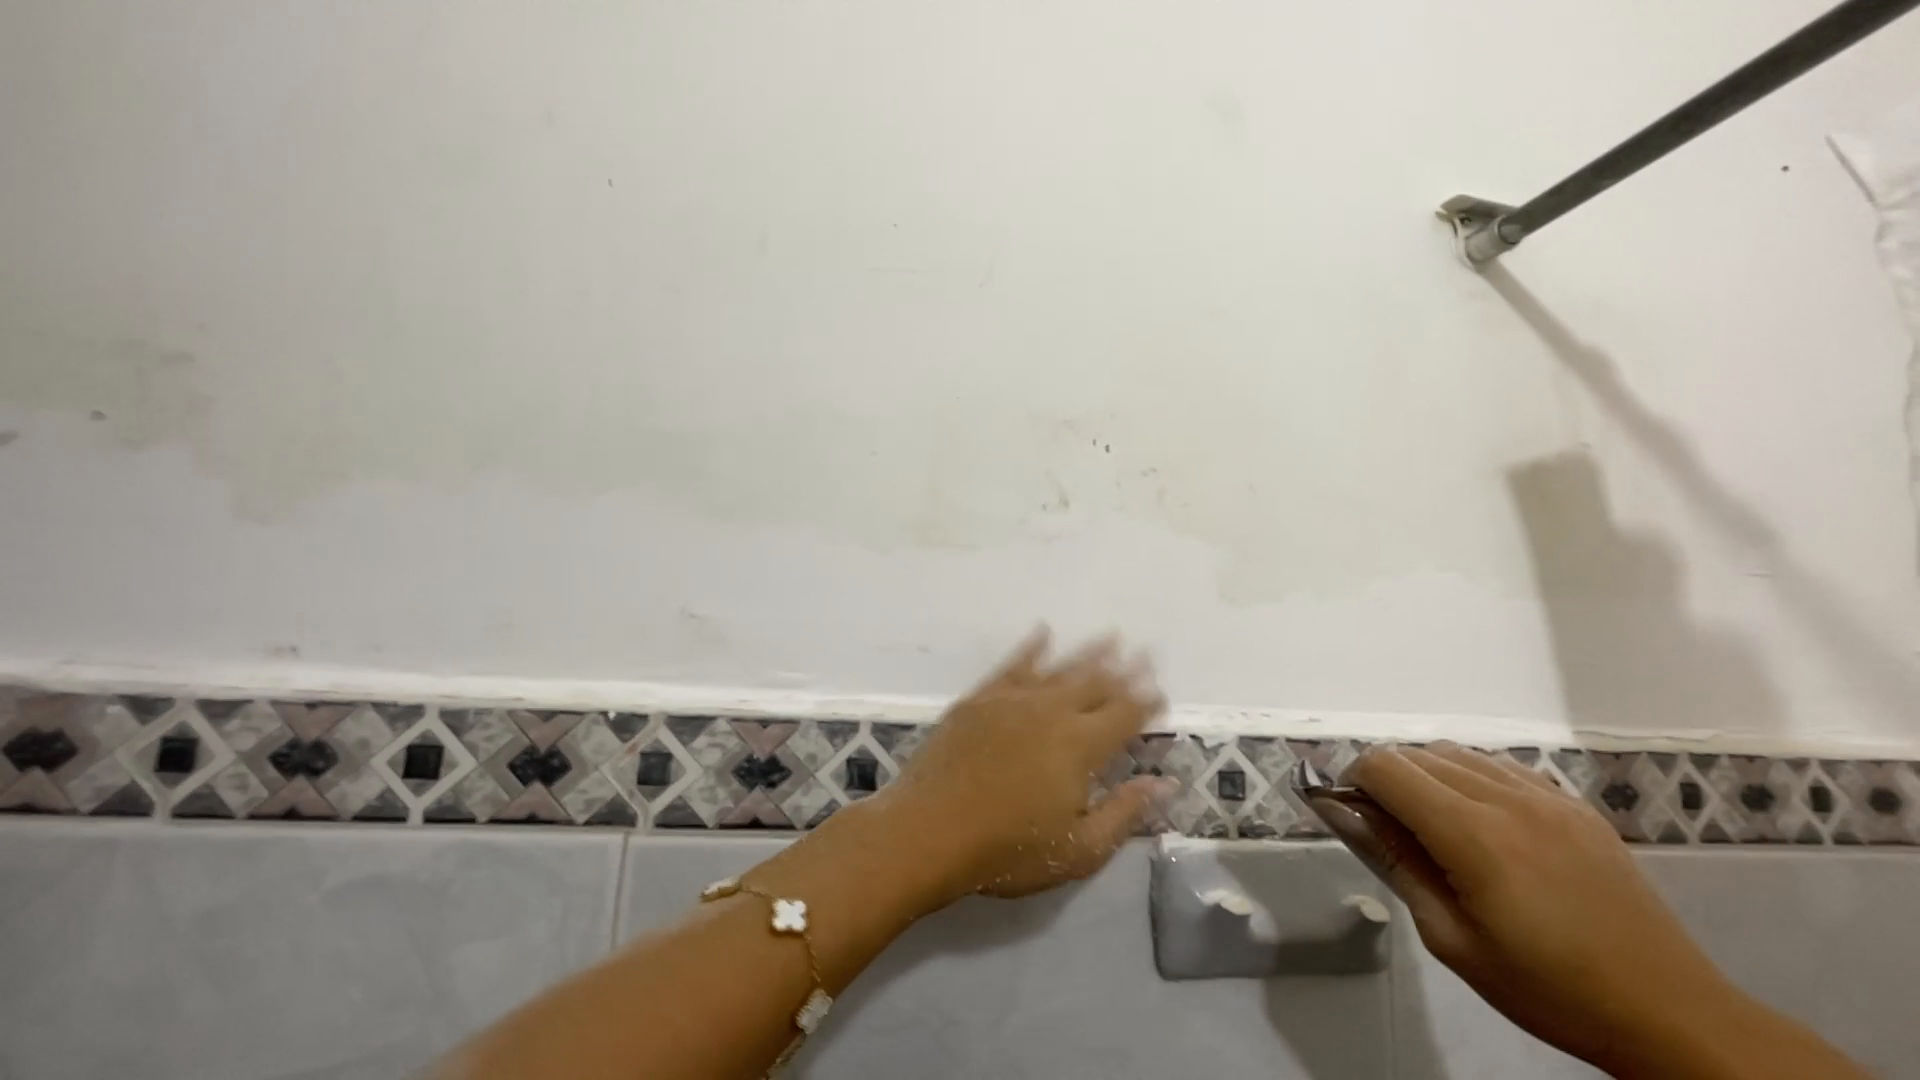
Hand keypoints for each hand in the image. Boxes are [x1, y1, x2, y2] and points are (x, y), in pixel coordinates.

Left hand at [879, 629, 1176, 903]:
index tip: (1160, 693)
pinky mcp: (979, 700)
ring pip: (1060, 668)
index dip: (1147, 702)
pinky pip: (1013, 664)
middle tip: (1143, 653)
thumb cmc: (1007, 850)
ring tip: (1109, 636)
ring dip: (1088, 652)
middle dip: (1124, 668)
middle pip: (1096, 683)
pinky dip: (1032, 647)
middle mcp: (1051, 712)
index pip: (1125, 714)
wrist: (928, 831)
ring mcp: (1012, 701)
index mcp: (1081, 746)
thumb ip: (1124, 812)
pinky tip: (1042, 633)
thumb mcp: (1077, 850)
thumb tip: (1163, 783)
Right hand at [1309, 743, 1730, 1072]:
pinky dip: (1473, 777)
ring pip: (1459, 753)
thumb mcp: (1451, 940)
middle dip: (1387, 778)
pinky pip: (1504, 767)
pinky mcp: (1576, 805)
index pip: (1386, 767)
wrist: (1666, 1010)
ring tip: (1435, 827)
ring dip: (1429, 774)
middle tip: (1389, 831)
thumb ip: (1395, 865)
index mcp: (1473, 834)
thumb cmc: (1546, 988)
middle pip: (1418, 753)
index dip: (1355, 782)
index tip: (1354, 817)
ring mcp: (1548, 796)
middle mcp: (1508, 797)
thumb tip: (1347, 814)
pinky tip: (1484, 822)